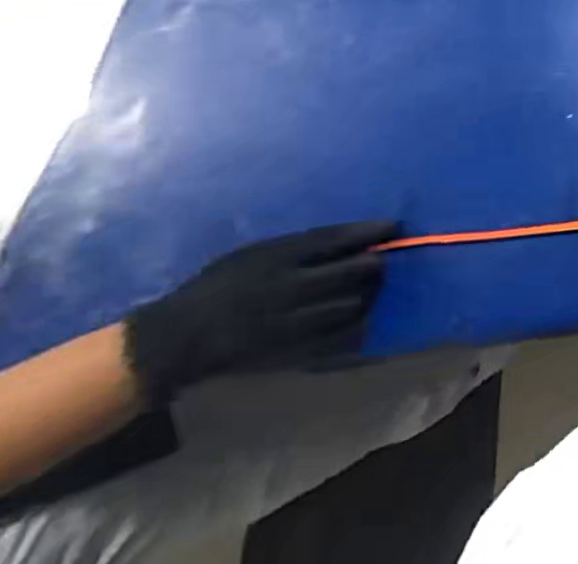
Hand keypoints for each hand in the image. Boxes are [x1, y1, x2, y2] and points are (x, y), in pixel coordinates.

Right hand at [122, 220, 398, 403]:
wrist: (182, 338)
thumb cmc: (219, 285)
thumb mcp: (255, 253)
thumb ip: (298, 248)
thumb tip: (344, 240)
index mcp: (279, 258)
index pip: (335, 239)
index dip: (368, 232)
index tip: (394, 225)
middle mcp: (291, 287)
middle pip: (352, 272)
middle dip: (376, 264)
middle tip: (386, 260)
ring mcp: (295, 322)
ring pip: (352, 305)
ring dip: (370, 295)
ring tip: (377, 288)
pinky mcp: (295, 352)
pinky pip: (343, 340)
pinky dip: (362, 328)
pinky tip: (370, 320)